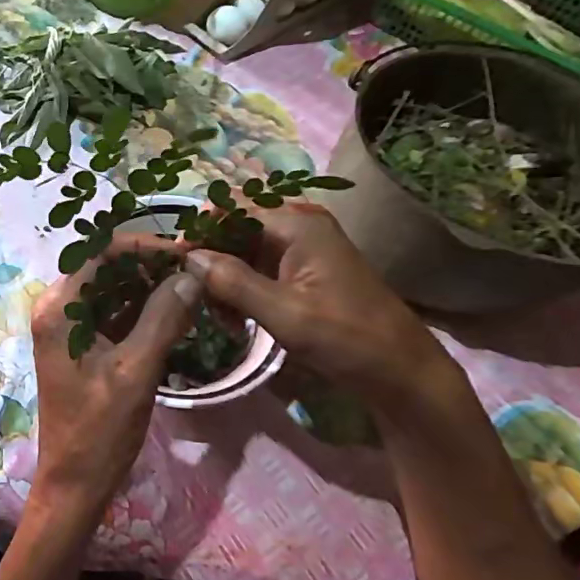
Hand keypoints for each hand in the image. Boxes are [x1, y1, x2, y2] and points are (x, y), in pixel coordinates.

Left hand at [29, 235, 200, 518]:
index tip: (187, 253)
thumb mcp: (135, 372)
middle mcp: (58, 309)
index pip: (101, 253)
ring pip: (113, 291)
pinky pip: (113, 315)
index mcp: (59, 308)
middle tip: (198, 272)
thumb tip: (192, 274)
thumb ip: (162, 318)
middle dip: (150, 267)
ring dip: (150, 288)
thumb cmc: (100, 430)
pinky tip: (177, 313)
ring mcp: (68, 328)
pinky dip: (143, 311)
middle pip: (107, 269)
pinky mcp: (82, 346)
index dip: (144, 246)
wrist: (74, 483)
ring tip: (194, 289)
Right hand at [184, 203, 448, 400]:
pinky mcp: (303, 274)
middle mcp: (298, 228)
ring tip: (220, 318)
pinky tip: (236, 321)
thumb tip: (189, 257)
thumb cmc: (347, 339)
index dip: (202, 228)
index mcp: (297, 225)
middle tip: (198, 298)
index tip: (178, 261)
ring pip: (243, 251)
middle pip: (235, 228)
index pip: (232, 207)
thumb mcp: (284, 313)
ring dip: (224, 279)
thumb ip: (233, 282)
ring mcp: (302, 251)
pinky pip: (257, 270)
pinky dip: (240, 291)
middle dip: (212, 259)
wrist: (401, 372)